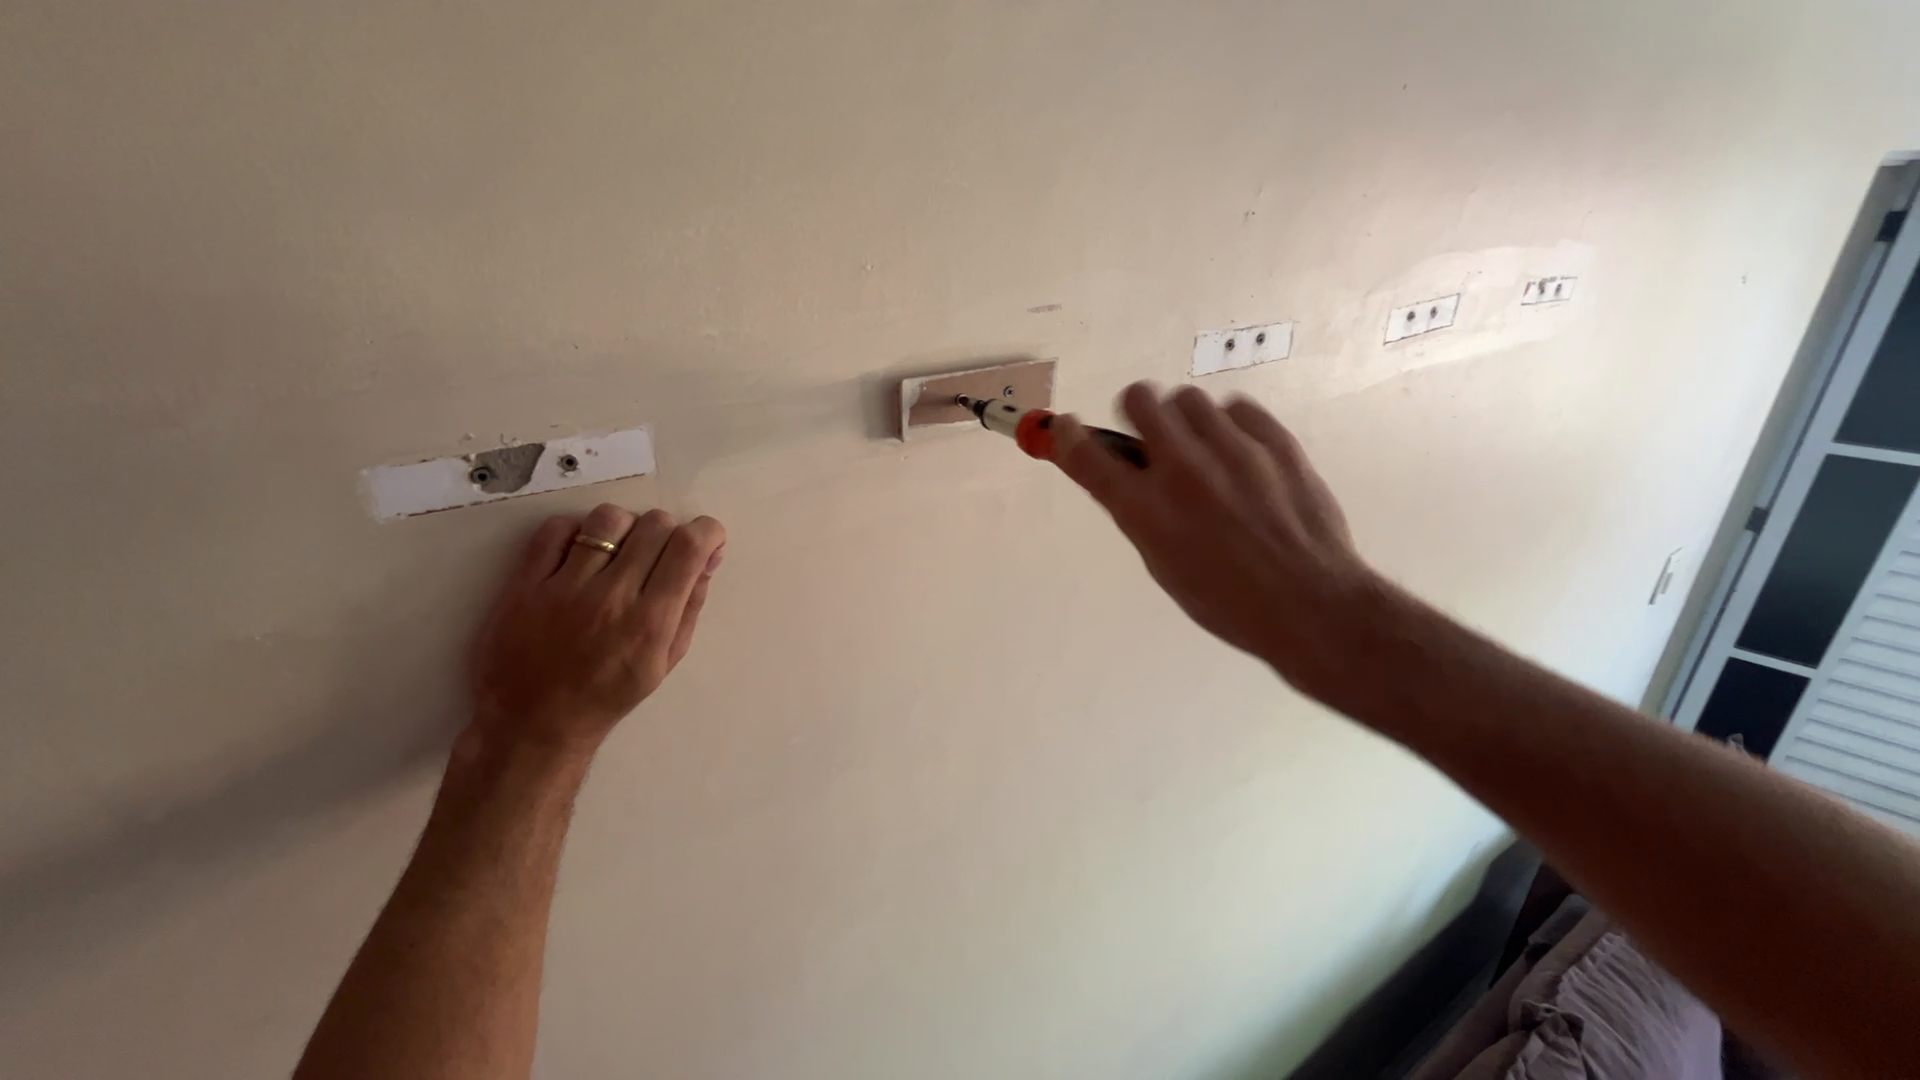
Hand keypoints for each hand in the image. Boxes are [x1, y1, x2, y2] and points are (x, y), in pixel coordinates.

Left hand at [465, 503, 726, 756]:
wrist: (535, 723)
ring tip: (618, 549)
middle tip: (660, 552)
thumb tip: (709, 557)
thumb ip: (690, 606)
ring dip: (624, 527)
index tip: (705, 539)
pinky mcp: (525, 584)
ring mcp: (564, 588)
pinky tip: (579, 551)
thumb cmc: (609, 695)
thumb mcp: (665, 660)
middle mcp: (611, 598)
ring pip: (608, 518)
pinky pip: (554, 529)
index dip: (707, 531)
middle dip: (668, 531)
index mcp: (651, 621)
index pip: (688, 546)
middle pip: (654, 525)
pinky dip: (574, 531)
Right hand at [1051, 382, 1377, 690]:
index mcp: (1146, 511)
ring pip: (1187, 398)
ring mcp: (1231, 450)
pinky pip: (1236, 407)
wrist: (1311, 604)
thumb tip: (1126, 475)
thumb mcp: (1163, 565)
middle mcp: (1182, 470)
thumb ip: (1140, 515)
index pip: (1086, 455)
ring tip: (1203, 450)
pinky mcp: (1274, 441)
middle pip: (1138, 399)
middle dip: (1136, 414)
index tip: (1066, 429)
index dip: (1066, 436)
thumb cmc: (1227, 602)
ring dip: (1184, 420)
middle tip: (1151, 438)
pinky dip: (1229, 425)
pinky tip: (1239, 454)